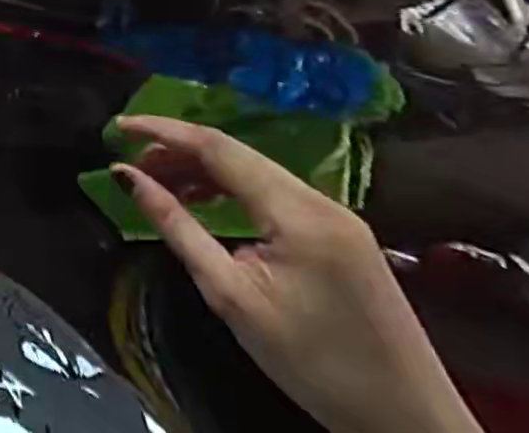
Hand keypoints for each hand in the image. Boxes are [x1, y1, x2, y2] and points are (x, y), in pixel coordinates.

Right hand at [113, 117, 482, 432]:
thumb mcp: (229, 294)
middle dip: (175, 149)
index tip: (118, 126)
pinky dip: (226, 187)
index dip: (163, 129)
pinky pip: (269, 191)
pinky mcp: (338, 232)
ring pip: (250, 169)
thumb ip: (175, 226)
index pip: (218, 147)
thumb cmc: (313, 363)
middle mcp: (320, 201)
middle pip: (234, 153)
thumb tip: (124, 176)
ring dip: (198, 168)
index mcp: (298, 213)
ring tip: (156, 182)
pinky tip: (200, 200)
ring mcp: (335, 216)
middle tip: (130, 164)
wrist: (410, 425)